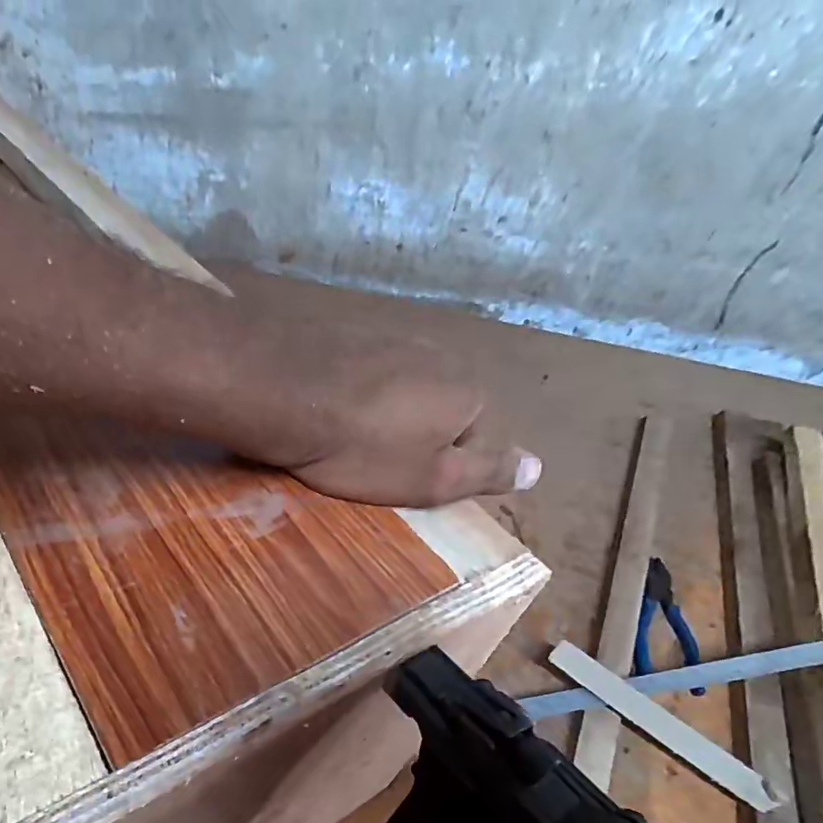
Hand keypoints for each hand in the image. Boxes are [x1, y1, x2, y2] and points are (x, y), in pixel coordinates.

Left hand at [235, 330, 541, 507]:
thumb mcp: (433, 478)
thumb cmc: (365, 448)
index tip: (409, 485)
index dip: (446, 471)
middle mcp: (444, 359)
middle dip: (421, 442)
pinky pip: (375, 379)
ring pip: (410, 396)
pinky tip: (336, 414)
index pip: (482, 444)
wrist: (284, 391)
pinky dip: (364, 400)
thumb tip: (539, 468)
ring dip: (392, 421)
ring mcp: (399, 341)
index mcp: (471, 394)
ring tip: (355, 443)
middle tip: (380, 466)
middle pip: (446, 415)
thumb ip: (489, 472)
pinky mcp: (359, 336)